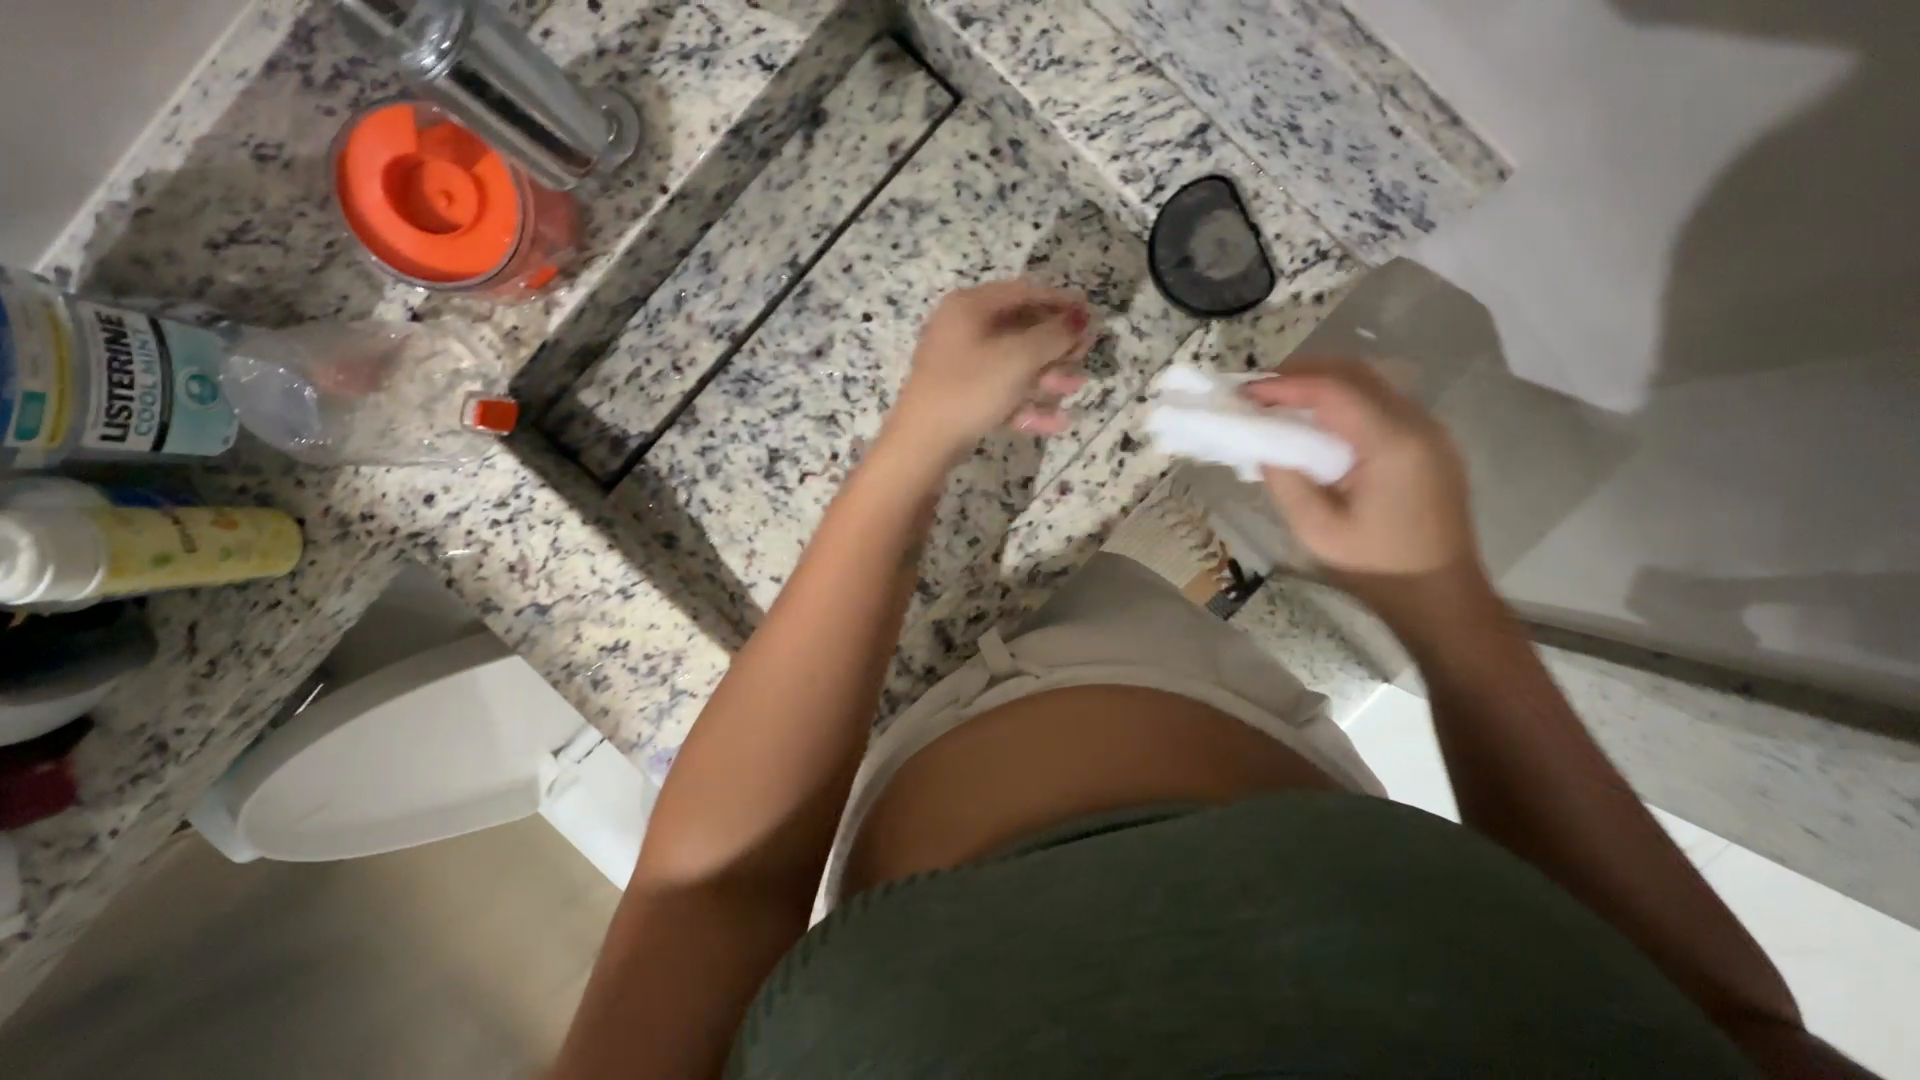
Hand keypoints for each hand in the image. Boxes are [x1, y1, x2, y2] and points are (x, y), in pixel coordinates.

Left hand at [880, 280, 1092, 464]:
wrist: (923, 442)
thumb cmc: (971, 388)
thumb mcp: (1019, 357)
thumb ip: (1055, 334)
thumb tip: (1081, 317)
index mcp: (969, 306)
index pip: (1023, 292)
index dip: (1060, 302)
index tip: (1091, 315)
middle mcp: (961, 329)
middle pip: (1019, 328)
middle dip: (1056, 343)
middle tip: (1085, 353)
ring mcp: (959, 365)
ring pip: (1012, 363)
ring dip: (1047, 375)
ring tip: (1076, 387)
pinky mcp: (960, 397)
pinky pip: (1001, 393)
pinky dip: (1027, 403)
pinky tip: (1057, 421)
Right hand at [1244, 358, 1484, 603]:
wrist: (1441, 594)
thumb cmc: (1377, 567)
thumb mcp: (1316, 530)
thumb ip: (1286, 480)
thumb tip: (1266, 445)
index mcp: (1391, 443)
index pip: (1334, 389)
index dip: (1286, 384)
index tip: (1247, 394)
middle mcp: (1417, 424)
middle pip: (1355, 373)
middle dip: (1303, 373)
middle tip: (1260, 392)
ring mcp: (1430, 431)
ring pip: (1372, 383)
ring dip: (1324, 384)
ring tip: (1283, 403)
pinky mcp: (1430, 443)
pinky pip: (1383, 404)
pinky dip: (1345, 402)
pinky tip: (1319, 425)